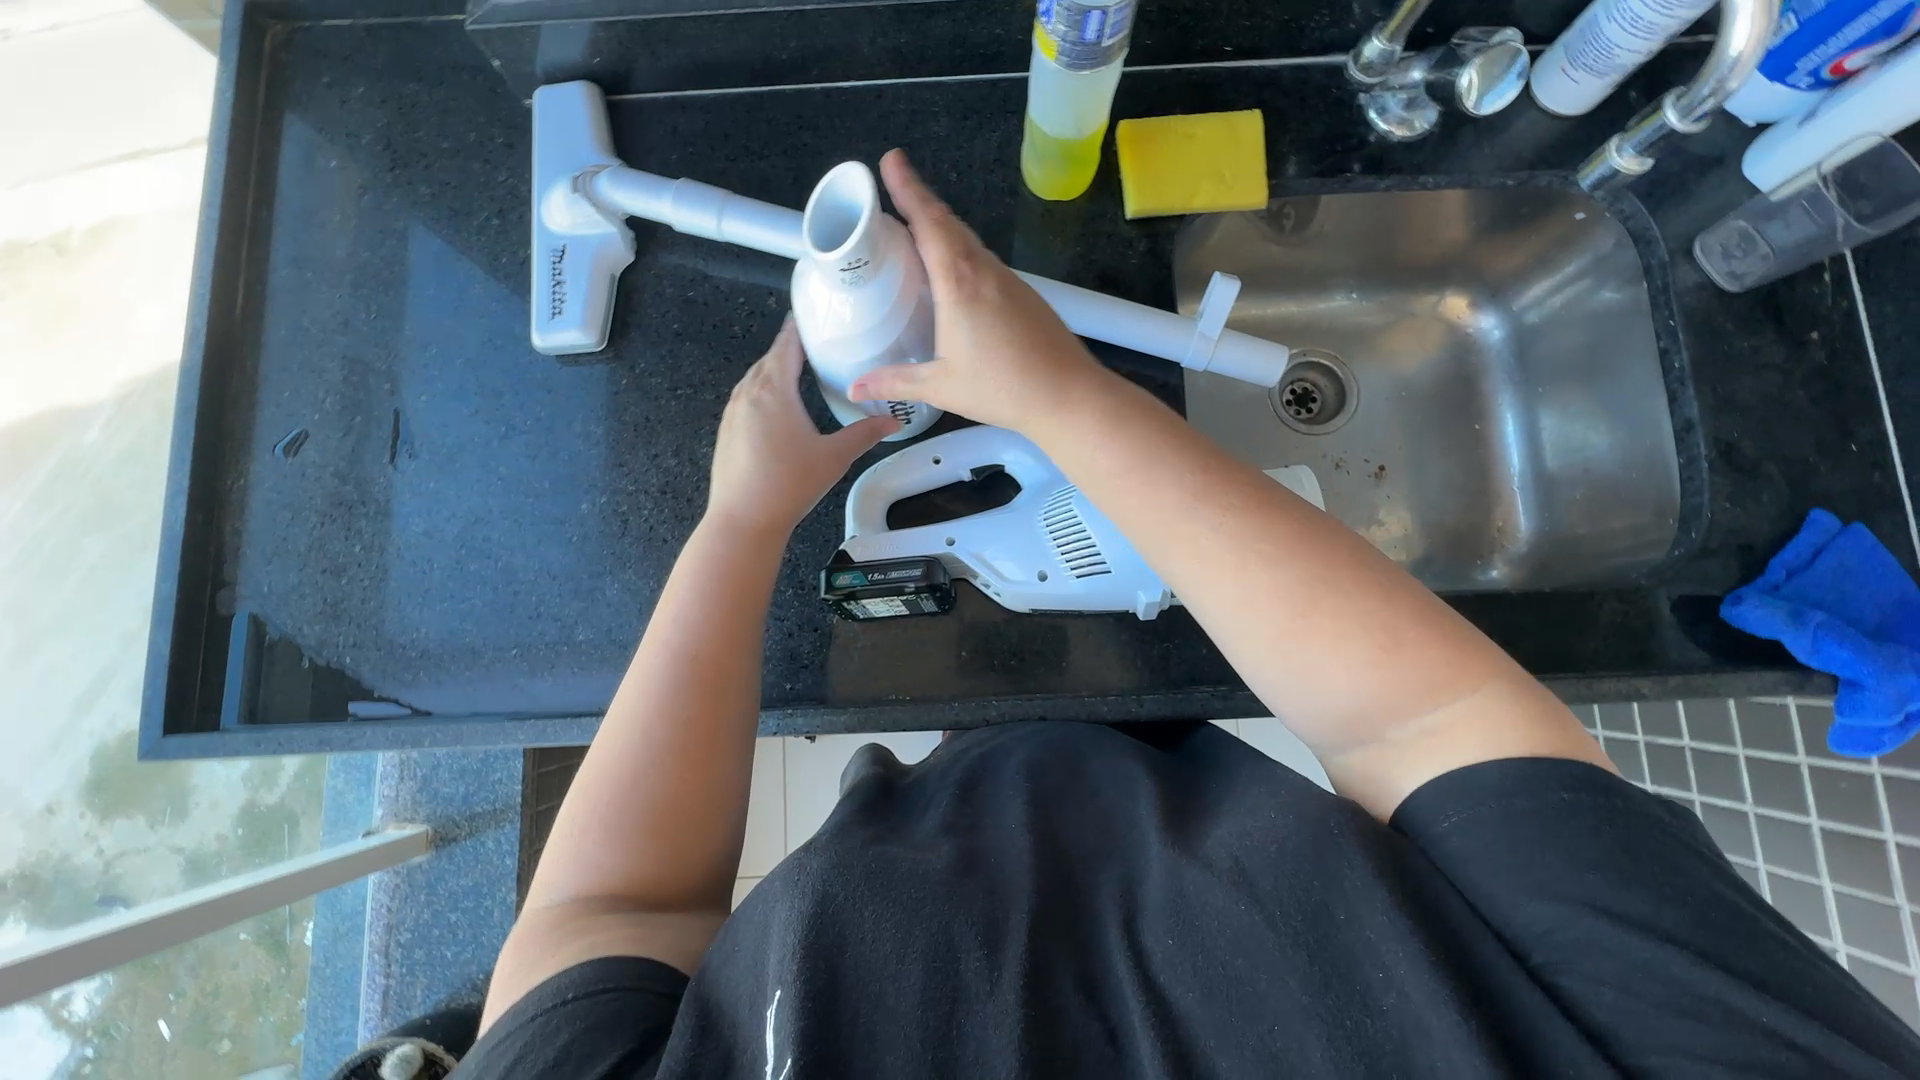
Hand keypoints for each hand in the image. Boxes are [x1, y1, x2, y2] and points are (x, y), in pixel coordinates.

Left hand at [707, 316, 897, 537]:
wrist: (743, 519)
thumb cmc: (789, 484)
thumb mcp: (834, 457)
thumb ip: (864, 434)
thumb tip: (894, 422)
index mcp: (774, 390)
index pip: (787, 345)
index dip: (800, 327)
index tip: (813, 313)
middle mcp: (749, 393)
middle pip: (770, 358)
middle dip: (790, 347)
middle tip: (814, 341)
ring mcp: (732, 412)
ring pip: (755, 378)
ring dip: (775, 369)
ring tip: (797, 368)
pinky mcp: (726, 430)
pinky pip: (746, 397)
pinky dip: (763, 390)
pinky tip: (776, 405)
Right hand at [847, 150, 1113, 435]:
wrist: (1069, 395)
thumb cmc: (1004, 389)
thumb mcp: (942, 387)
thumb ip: (896, 382)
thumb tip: (855, 387)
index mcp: (960, 284)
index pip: (929, 223)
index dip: (909, 190)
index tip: (892, 160)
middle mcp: (985, 272)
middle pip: (949, 224)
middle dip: (922, 201)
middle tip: (897, 186)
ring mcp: (1009, 281)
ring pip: (970, 241)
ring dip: (943, 226)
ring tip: (918, 225)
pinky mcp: (1024, 295)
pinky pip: (985, 261)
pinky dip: (962, 252)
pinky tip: (954, 270)